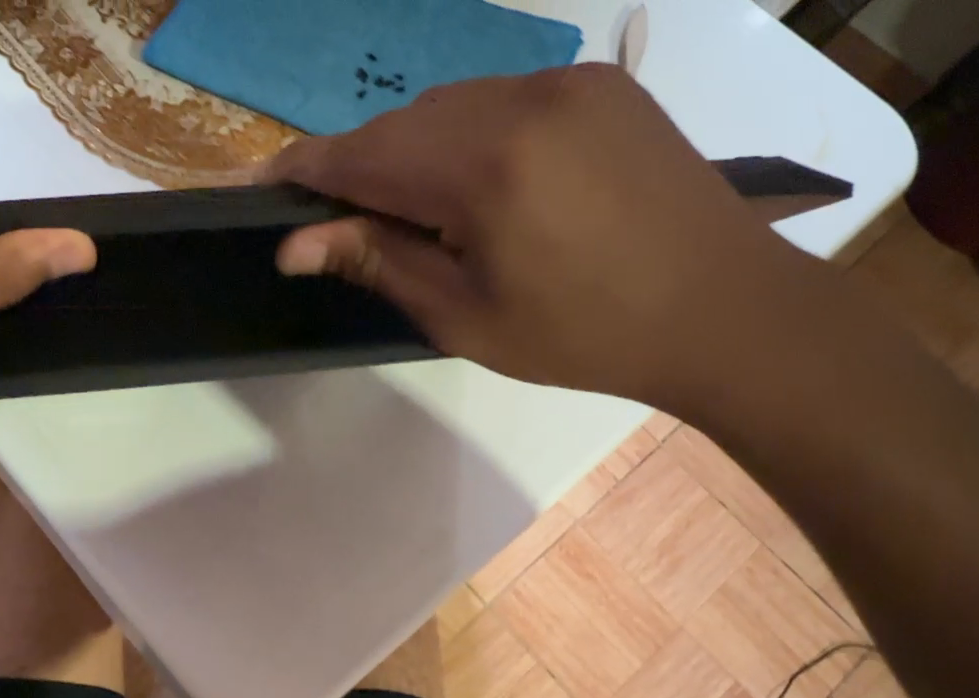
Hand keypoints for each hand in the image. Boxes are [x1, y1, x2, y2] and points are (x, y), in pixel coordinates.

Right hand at [267, 63, 825, 411]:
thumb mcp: (462, 315)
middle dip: (352, 164)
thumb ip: (377, 263)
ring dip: (406, 149)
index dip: (302, 169)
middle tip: (325, 216)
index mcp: (486, 167)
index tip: (257, 185)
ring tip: (399, 209)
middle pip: (399, 122)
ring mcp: (568, 82)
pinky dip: (458, 134)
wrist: (721, 310)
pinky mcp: (599, 85)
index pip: (363, 154)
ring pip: (446, 104)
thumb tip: (294, 245)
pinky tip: (463, 184)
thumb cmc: (581, 335)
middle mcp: (524, 99)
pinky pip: (497, 98)